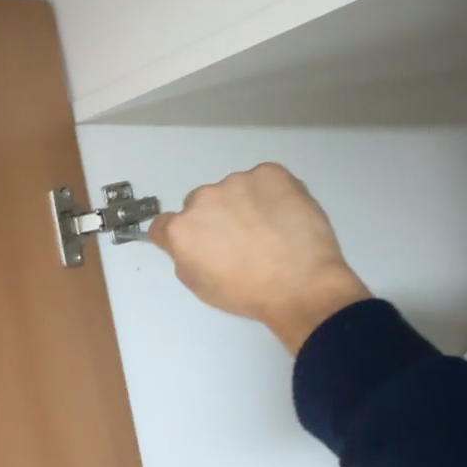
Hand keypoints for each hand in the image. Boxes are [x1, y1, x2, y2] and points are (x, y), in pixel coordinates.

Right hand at [147, 163, 371, 352]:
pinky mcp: (270, 172)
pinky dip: (270, 194)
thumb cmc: (248, 294)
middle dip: (214, 219)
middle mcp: (204, 198)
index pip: (164, 225)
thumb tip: (188, 242)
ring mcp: (238, 181)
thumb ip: (185, 257)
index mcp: (182, 229)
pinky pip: (263, 180)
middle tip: (240, 242)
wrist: (302, 285)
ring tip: (268, 232)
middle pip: (200, 204)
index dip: (179, 236)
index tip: (197, 245)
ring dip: (243, 205)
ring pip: (233, 191)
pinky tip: (283, 218)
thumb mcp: (202, 287)